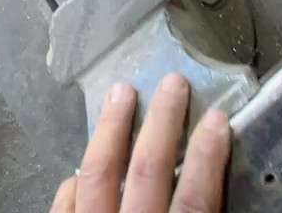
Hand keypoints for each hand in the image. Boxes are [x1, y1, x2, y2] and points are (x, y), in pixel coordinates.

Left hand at [50, 73, 230, 212]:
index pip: (194, 198)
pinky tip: (79, 170)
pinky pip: (63, 210)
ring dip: (112, 128)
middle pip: (147, 170)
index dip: (207, 156)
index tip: (218, 117)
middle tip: (173, 82)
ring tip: (122, 91)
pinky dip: (73, 186)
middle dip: (162, 121)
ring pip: (98, 175)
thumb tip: (217, 175)